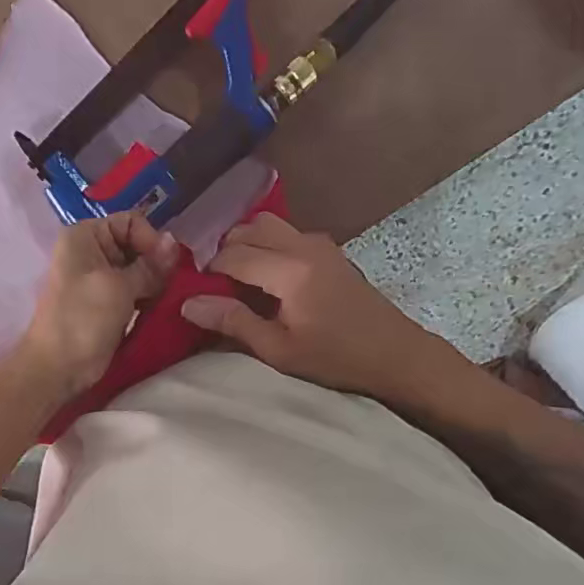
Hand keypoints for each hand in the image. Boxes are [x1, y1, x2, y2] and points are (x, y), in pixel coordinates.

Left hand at [14, 210, 179, 401]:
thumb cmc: (82, 319)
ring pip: (139, 271)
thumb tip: (175, 242)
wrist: (58, 368)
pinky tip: (160, 309)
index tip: (166, 265)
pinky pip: (135, 292)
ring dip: (156, 284)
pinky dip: (149, 298)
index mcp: (84, 236)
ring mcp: (99, 280)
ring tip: (167, 299)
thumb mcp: (118, 286)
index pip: (130, 221)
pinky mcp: (107, 305)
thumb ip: (149, 265)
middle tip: (173, 285)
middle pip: (137, 245)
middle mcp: (91, 252)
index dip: (151, 239)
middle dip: (157, 263)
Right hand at [179, 212, 468, 404]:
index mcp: (290, 270)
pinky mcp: (327, 250)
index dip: (207, 274)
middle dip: (224, 253)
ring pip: (266, 225)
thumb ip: (233, 322)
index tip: (197, 296)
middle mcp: (303, 245)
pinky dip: (265, 247)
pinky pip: (284, 234)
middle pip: (247, 229)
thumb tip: (187, 304)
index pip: (231, 256)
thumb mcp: (278, 350)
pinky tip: (264, 279)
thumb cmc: (335, 359)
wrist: (395, 355)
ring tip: (238, 282)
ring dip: (245, 246)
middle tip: (216, 287)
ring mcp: (319, 244)